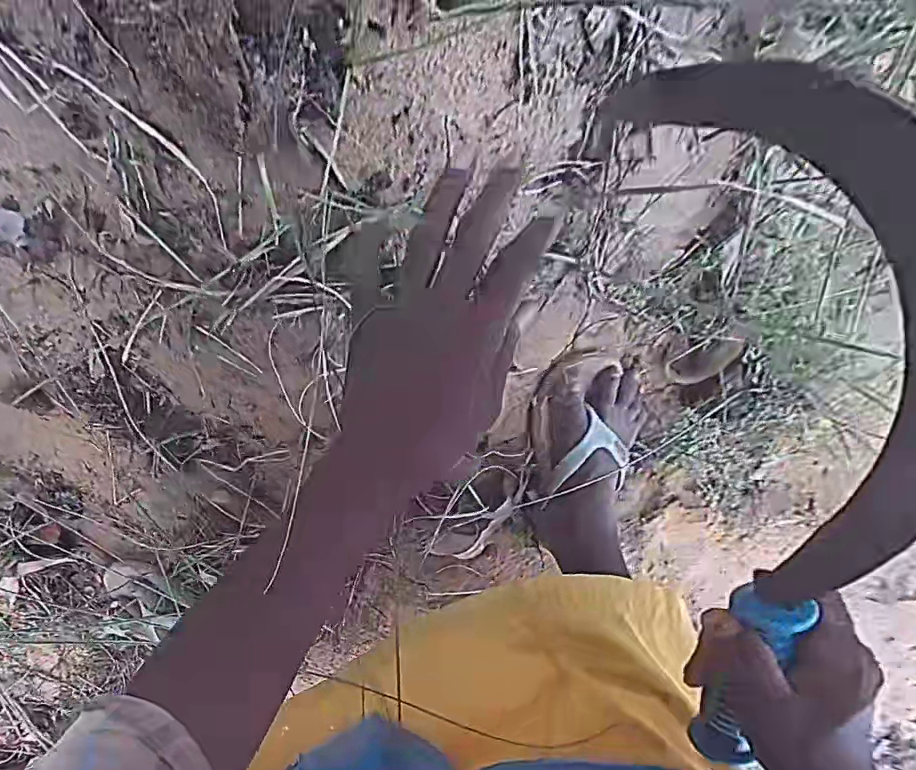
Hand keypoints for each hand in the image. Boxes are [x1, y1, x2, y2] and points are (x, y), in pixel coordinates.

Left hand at [336, 164, 556, 502]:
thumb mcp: (486, 403)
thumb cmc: (440, 441)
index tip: (551, 215)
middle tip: (511, 166)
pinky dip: (369, 247)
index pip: (515, 269)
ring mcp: (401, 311)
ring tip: (456, 169)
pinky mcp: (367, 322)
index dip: (536, 238)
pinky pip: (364, 276)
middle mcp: (442, 308)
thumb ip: (502, 353)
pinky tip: (378, 222)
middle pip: (473, 240)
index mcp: (479, 330)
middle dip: (495, 198)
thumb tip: (518, 312)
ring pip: (422, 244)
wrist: (381, 456)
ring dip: (441, 203)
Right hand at [684, 590, 888, 769]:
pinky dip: (761, 665)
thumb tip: (720, 615)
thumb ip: (743, 653)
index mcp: (841, 652)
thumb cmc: (800, 748)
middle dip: (742, 634)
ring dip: (745, 653)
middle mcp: (851, 654)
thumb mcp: (762, 698)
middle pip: (788, 619)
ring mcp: (846, 669)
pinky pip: (791, 657)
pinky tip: (742, 688)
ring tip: (718, 682)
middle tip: (710, 664)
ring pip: (785, 639)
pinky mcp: (835, 683)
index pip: (812, 595)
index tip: (734, 614)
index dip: (769, 595)